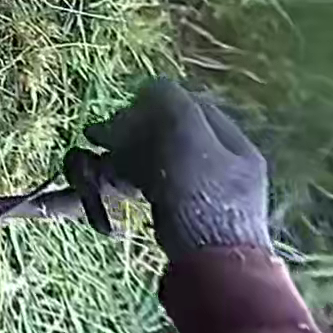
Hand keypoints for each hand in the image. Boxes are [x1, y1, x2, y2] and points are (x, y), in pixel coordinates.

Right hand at [86, 77, 270, 258]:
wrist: (206, 250)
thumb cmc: (199, 187)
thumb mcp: (189, 135)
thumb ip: (175, 103)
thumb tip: (157, 82)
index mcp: (233, 144)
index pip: (191, 105)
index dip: (156, 100)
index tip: (129, 106)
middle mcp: (220, 160)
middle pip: (167, 126)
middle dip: (131, 124)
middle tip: (105, 130)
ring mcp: (200, 181)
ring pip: (153, 148)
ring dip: (123, 144)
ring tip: (100, 147)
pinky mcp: (178, 198)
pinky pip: (148, 171)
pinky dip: (127, 166)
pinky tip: (110, 169)